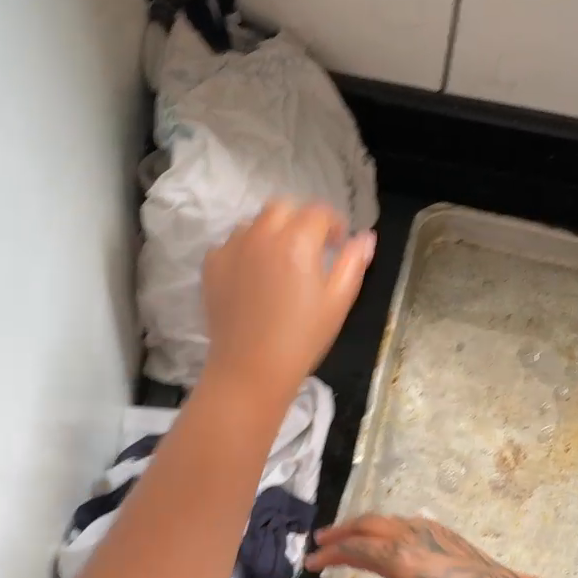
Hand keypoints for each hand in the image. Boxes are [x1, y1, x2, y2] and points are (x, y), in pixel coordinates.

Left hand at [201, 199, 373, 396]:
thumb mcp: (338, 302)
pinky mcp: (212, 264)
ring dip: (271, 233)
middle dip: (300, 221)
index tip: (339, 243)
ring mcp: (232, 247)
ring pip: (254, 224)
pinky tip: (254, 278)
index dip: (334, 223)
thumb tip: (366, 237)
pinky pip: (232, 244)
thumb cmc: (302, 338)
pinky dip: (246, 251)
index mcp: (298, 240)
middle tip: (310, 249)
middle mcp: (261, 234)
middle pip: (283, 208)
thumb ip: (353, 262)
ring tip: (280, 263)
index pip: (319, 212)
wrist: (251, 369)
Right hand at [305, 515, 564, 577]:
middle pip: (364, 524)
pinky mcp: (438, 528)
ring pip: (383, 519)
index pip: (351, 549)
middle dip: (340, 531)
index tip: (310, 563)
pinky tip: (382, 536)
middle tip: (321, 540)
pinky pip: (401, 520)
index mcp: (393, 555)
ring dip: (360, 526)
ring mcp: (423, 527)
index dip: (327, 555)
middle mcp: (405, 533)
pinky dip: (382, 525)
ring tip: (346, 537)